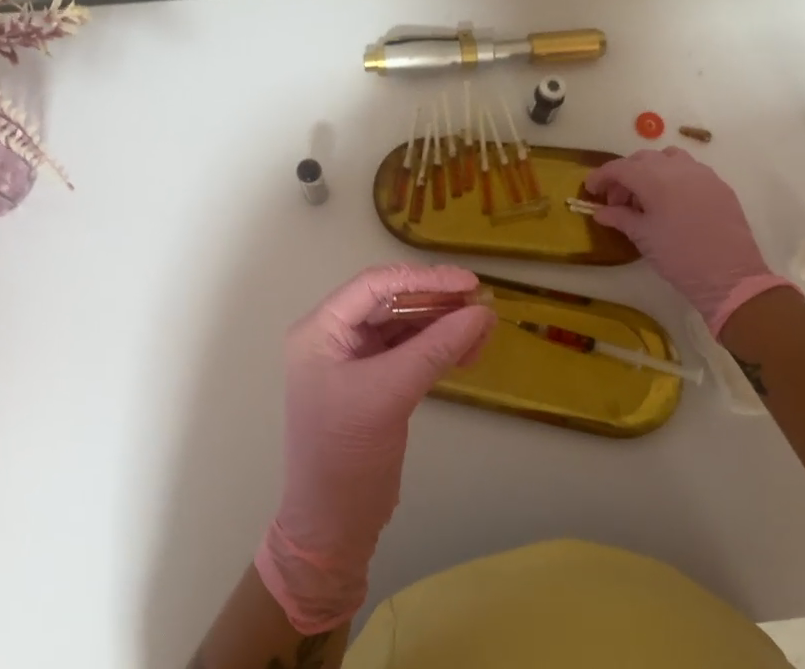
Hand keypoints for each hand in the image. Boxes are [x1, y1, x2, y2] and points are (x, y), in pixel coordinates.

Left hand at [255, 263, 495, 633]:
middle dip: (438, 304)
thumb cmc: (346, 455)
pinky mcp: (375, 384)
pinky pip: (411, 352)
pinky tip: (467, 354)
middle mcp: (334, 337)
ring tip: (483, 335)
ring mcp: (355, 361)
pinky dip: (439, 350)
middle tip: (484, 310)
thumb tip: (483, 313)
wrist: (332, 525)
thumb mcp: (388, 395)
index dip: (424, 279)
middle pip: (392, 303)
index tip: (470, 284)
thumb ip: (434, 349)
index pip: (376, 285)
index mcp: (320, 330)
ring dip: (444, 327)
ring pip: (405, 327)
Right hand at [584, 147, 794, 335]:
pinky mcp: (720, 186)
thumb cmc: (679, 257)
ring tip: (647, 198)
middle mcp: (678, 168)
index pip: (620, 167)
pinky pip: (690, 170)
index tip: (591, 191)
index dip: (601, 177)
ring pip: (669, 158)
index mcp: (655, 179)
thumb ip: (620, 218)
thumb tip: (601, 212)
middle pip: (643, 159)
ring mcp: (703, 174)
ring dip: (651, 171)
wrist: (729, 276)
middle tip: (617, 201)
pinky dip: (674, 177)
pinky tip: (673, 203)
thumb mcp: (643, 238)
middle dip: (625, 175)